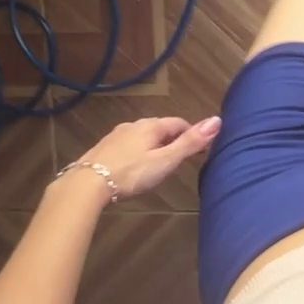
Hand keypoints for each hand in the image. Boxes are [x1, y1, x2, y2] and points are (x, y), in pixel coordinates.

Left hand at [72, 116, 221, 199]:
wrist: (87, 184)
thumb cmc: (131, 173)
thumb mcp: (165, 161)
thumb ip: (190, 143)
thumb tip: (217, 120)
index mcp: (151, 126)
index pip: (179, 123)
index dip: (192, 134)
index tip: (200, 149)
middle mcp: (133, 125)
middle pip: (160, 128)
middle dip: (173, 140)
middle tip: (180, 159)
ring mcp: (116, 136)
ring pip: (142, 136)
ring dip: (154, 146)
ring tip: (159, 164)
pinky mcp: (103, 148)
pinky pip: (127, 145)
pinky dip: (136, 152)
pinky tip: (134, 167)